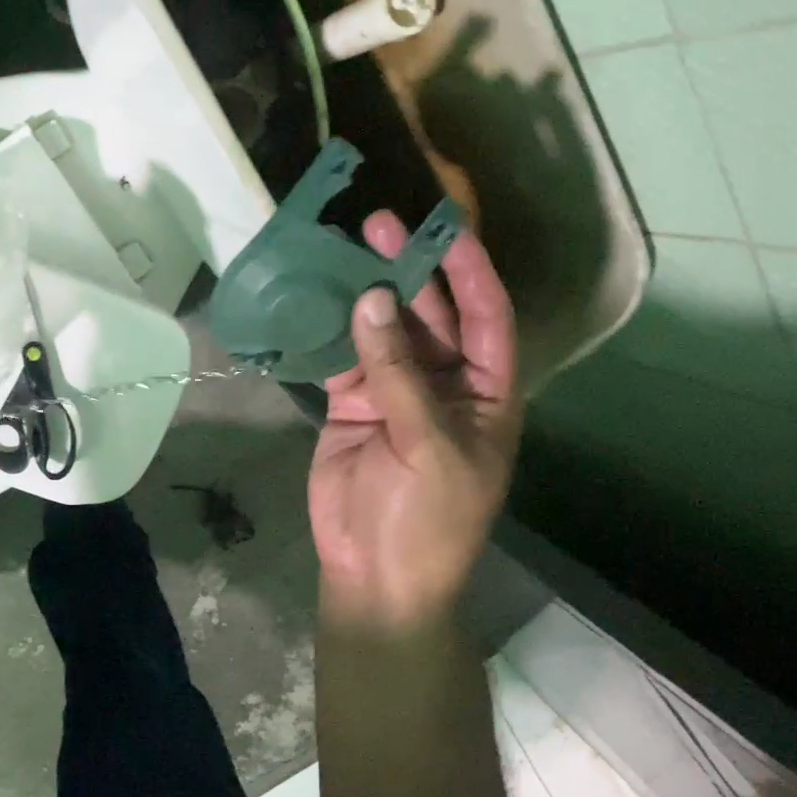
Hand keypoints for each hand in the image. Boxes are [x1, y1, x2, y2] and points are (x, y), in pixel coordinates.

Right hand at [308, 210, 521, 636]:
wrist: (376, 573)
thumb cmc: (429, 518)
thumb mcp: (429, 445)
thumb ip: (398, 372)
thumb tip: (371, 299)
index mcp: (487, 392)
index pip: (487, 316)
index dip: (469, 270)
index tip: (443, 227)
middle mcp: (444, 383)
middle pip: (429, 313)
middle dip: (408, 269)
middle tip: (376, 224)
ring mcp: (394, 392)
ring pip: (380, 330)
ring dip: (363, 292)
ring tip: (339, 248)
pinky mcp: (351, 405)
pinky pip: (340, 358)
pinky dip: (325, 331)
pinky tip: (309, 298)